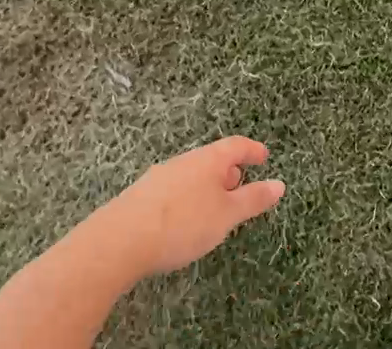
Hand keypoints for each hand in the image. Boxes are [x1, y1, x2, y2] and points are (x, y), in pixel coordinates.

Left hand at [91, 135, 285, 277]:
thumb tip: (279, 185)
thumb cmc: (182, 224)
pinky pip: (167, 193)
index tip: (263, 158)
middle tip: (238, 187)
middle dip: (227, 172)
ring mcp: (154, 180)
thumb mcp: (227, 215)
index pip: (236, 145)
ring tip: (209, 209)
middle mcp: (181, 163)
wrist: (112, 247)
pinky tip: (177, 223)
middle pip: (210, 160)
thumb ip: (254, 199)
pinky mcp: (132, 200)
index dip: (252, 150)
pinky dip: (181, 200)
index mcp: (208, 160)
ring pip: (187, 177)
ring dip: (203, 188)